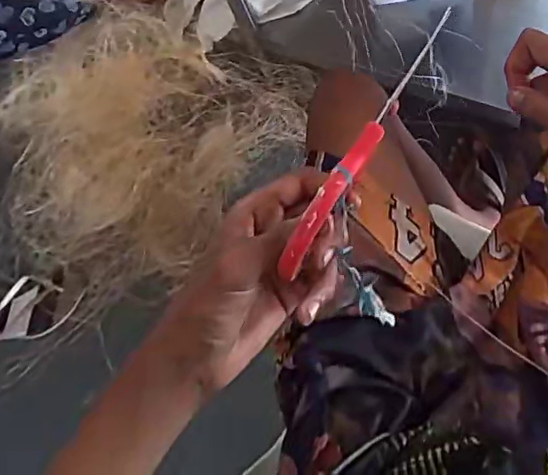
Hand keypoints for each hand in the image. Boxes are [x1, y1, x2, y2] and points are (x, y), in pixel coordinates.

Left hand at [147, 169, 340, 398]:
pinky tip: (305, 315)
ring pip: (324, 250)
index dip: (326, 185)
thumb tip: (320, 216)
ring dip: (325, 272)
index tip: (352, 199)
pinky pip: (321, 281)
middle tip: (322, 258)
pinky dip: (320, 295)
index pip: (298, 185)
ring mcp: (286, 263)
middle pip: (319, 216)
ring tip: (309, 298)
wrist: (195, 361)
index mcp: (256, 214)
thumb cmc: (208, 302)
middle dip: (328, 236)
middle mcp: (274, 232)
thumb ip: (280, 238)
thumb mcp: (239, 264)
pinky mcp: (294, 293)